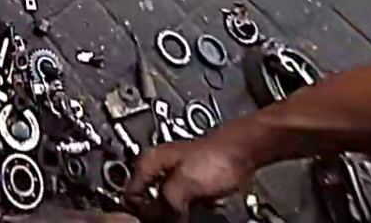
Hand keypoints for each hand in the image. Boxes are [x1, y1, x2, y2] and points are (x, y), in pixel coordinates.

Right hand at [124, 136, 257, 217]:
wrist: (238, 155)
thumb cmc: (213, 158)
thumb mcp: (185, 181)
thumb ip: (168, 199)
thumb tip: (157, 216)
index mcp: (153, 159)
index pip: (132, 185)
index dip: (134, 205)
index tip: (138, 219)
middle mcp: (161, 166)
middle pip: (148, 194)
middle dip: (152, 210)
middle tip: (157, 222)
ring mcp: (177, 176)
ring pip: (165, 201)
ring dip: (169, 213)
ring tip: (175, 220)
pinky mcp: (192, 185)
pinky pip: (181, 204)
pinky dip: (183, 213)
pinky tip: (191, 217)